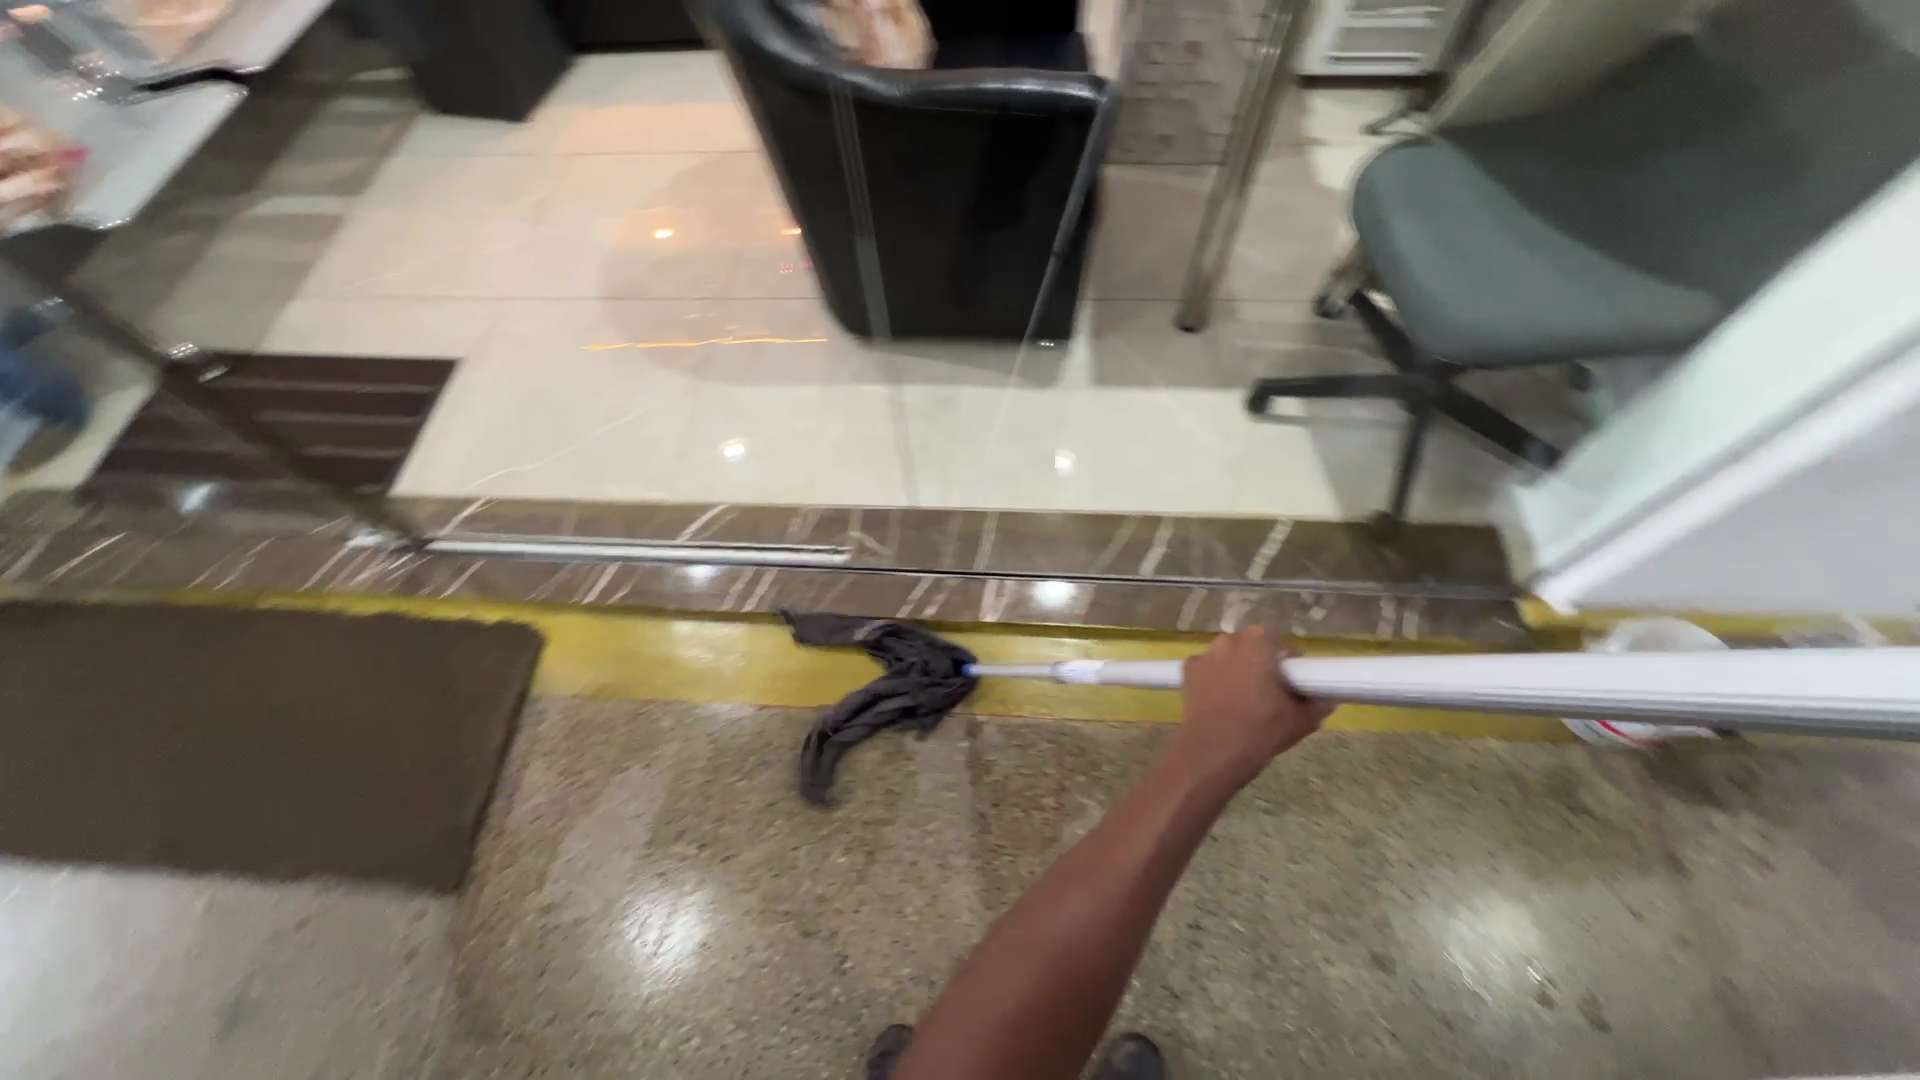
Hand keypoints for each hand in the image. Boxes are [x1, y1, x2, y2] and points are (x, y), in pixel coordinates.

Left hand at [1167, 627, 1331, 790]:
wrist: (1214, 750)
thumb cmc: (1262, 728)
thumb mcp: (1301, 719)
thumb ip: (1317, 704)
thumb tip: (1326, 698)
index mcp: (1259, 642)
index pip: (1277, 641)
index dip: (1285, 661)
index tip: (1290, 681)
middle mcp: (1229, 640)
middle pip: (1249, 646)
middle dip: (1258, 661)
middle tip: (1267, 690)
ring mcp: (1204, 654)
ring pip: (1226, 656)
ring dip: (1234, 668)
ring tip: (1241, 697)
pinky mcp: (1187, 670)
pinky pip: (1206, 668)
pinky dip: (1212, 678)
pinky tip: (1218, 700)